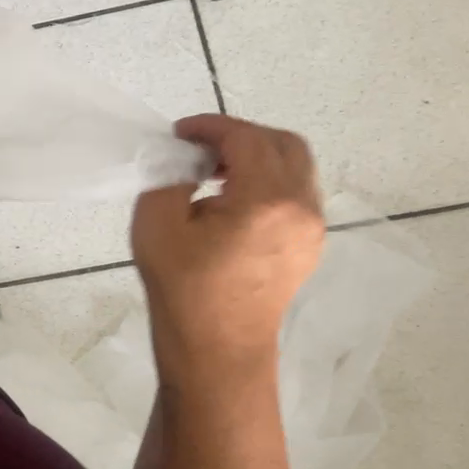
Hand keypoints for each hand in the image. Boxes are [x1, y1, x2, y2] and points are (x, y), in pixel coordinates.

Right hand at [131, 115, 324, 376]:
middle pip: (285, 145)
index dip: (211, 126)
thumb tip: (185, 161)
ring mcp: (312, 228)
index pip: (246, 139)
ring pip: (295, 169)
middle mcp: (302, 207)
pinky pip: (295, 194)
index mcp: (265, 199)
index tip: (178, 132)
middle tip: (199, 147)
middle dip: (240, 135)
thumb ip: (170, 178)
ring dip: (255, 158)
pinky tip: (229, 199)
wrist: (217, 342)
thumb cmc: (182, 283)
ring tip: (212, 171)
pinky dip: (265, 181)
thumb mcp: (156, 222)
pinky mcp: (309, 244)